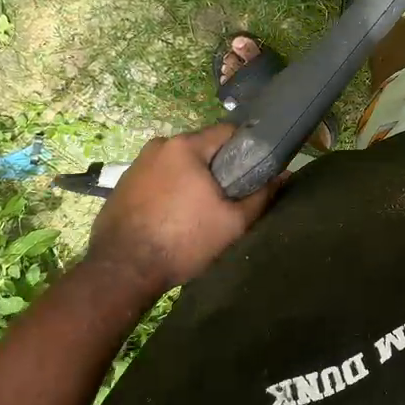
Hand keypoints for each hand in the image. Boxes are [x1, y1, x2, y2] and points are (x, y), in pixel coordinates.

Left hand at [83, 124, 281, 298]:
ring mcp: (136, 164)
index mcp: (185, 146)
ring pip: (179, 164)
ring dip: (193, 180)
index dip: (246, 150)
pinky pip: (159, 178)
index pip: (228, 132)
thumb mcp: (233, 222)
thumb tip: (284, 175)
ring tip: (201, 211)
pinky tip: (174, 217)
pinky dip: (171, 191)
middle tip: (229, 197)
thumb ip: (262, 195)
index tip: (254, 173)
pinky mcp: (122, 184)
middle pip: (202, 148)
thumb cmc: (182, 240)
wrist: (121, 272)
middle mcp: (159, 146)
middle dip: (218, 168)